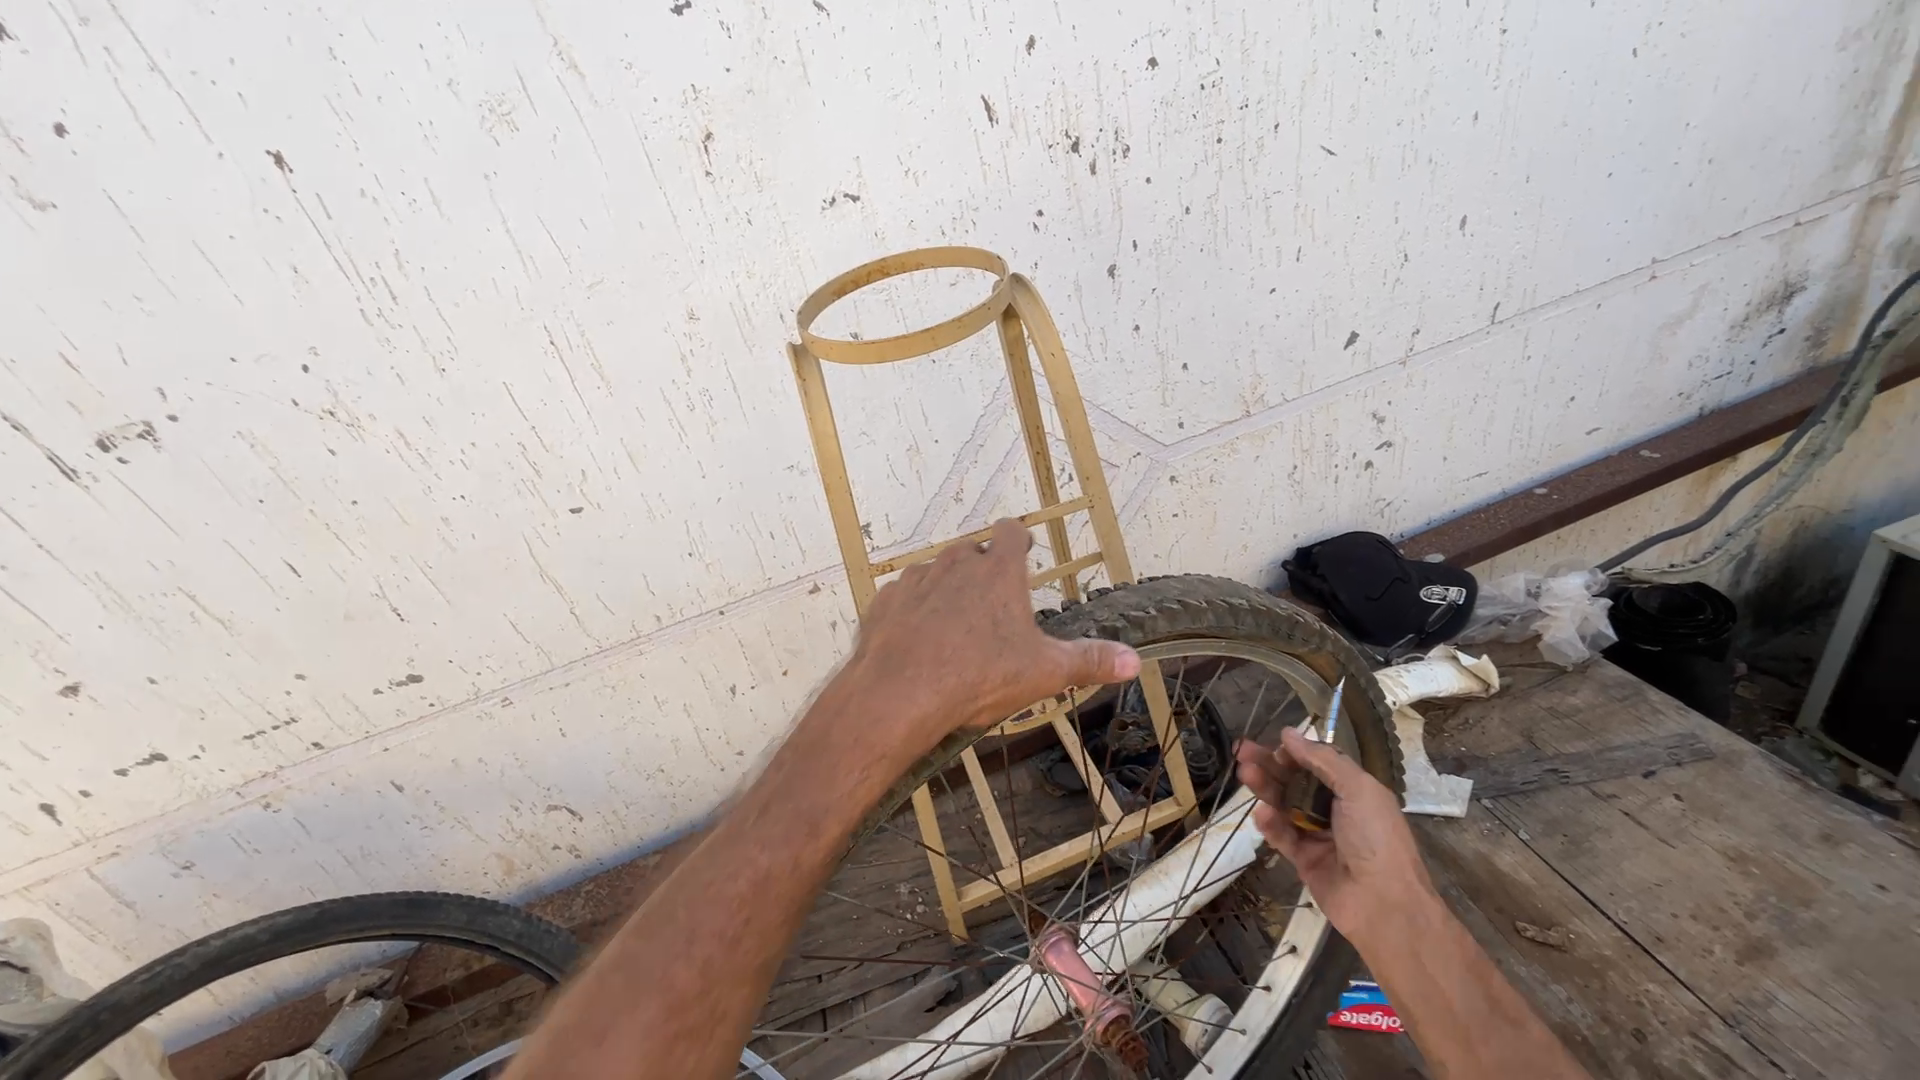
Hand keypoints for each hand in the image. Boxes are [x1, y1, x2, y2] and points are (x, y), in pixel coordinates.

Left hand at [833, 518, 1140, 761]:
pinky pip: (904, 597)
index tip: (1023, 551)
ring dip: (945, 589)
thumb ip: (1089, 661)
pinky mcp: (885, 601)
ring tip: (953, 626)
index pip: (1010, 531)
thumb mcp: (1044, 672)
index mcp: (997, 571)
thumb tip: (1134, 661)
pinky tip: (917, 640)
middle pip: (970, 551)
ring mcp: (916, 580)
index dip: (1018, 538)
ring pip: (934, 572)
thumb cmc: (980, 676)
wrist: (901, 693)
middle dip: (981, 570)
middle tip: (991, 604)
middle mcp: (955, 563)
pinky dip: (912, 611)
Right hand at [1234, 729, 1436, 944]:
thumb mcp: (1358, 790)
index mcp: (1354, 790)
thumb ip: (1322, 760)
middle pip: (1295, 780)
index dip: (1294, 752)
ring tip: (1245, 774)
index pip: (1317, 763)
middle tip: (1242, 751)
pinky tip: (1261, 813)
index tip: (1272, 744)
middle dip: (1269, 765)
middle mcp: (1335, 809)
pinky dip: (1270, 823)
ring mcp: (1317, 834)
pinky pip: (1281, 835)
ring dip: (1265, 788)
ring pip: (1284, 804)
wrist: (1384, 904)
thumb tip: (1289, 733)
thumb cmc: (1376, 839)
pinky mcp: (1302, 858)